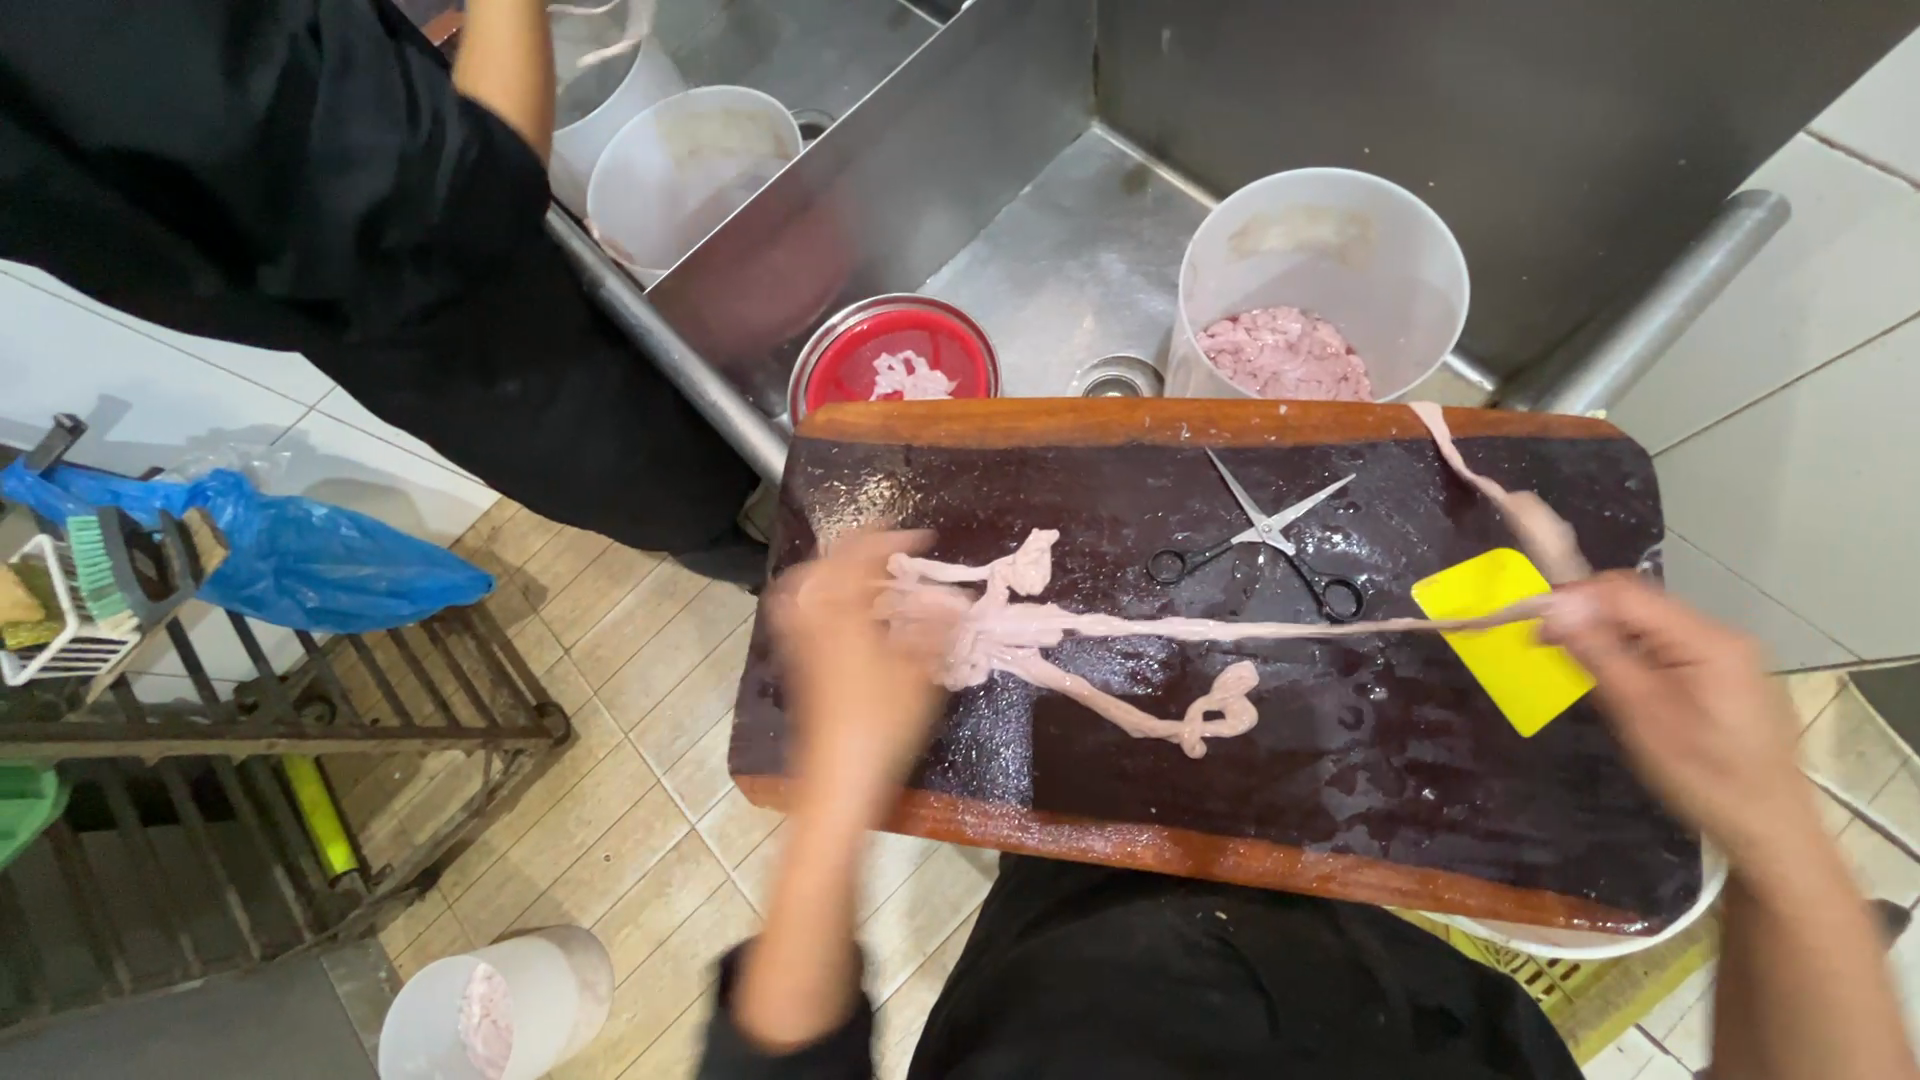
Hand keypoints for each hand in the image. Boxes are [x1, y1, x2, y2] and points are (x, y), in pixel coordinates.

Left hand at [766, 529, 956, 821]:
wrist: (838, 777)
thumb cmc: (881, 723)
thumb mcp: (919, 674)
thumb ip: (937, 630)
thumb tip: (958, 599)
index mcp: (845, 614)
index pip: (859, 555)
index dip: (888, 537)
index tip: (920, 539)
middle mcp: (818, 620)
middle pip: (824, 565)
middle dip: (856, 548)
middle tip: (888, 551)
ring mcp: (805, 642)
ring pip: (809, 588)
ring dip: (836, 570)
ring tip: (867, 576)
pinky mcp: (802, 663)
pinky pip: (805, 611)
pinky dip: (825, 597)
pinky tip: (851, 615)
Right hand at [1541, 573, 1819, 868]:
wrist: (1769, 828)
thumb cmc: (1703, 775)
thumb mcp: (1640, 713)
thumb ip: (1598, 653)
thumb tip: (1554, 606)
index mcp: (1707, 640)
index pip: (1623, 592)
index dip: (1571, 598)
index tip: (1530, 622)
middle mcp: (1718, 635)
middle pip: (1634, 602)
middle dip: (1582, 615)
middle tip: (1543, 643)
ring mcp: (1721, 653)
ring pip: (1642, 622)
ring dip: (1600, 634)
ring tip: (1570, 662)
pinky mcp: (1716, 671)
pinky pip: (1656, 642)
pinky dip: (1622, 650)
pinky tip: (1608, 676)